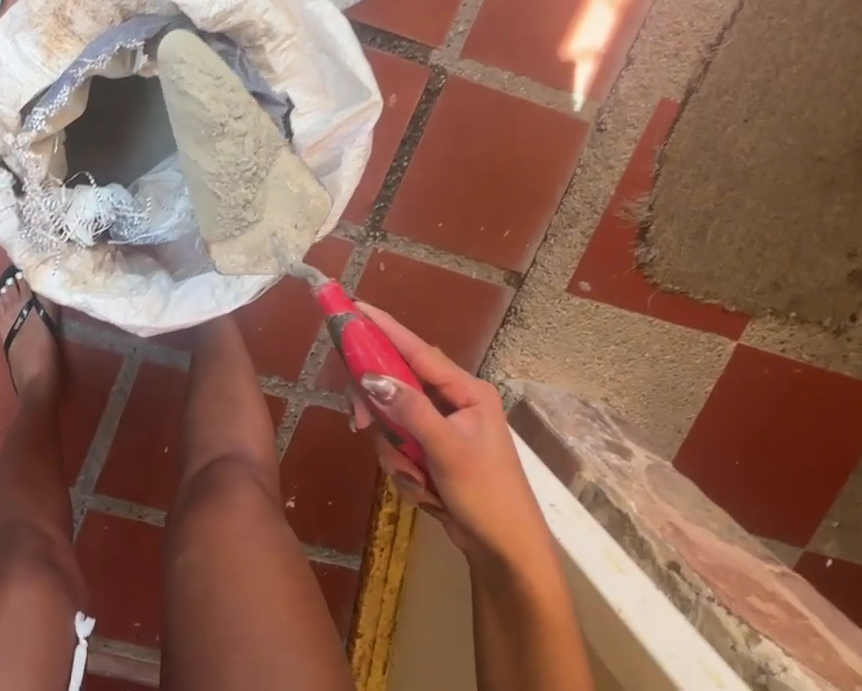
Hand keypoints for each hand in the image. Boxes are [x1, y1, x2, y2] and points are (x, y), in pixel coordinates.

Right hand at [348, 304, 550, 566]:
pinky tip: (426, 492)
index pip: (417, 350)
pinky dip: (403, 469)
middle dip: (380, 413)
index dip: (384, 329)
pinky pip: (398, 447)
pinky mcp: (432, 452)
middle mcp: (453, 402)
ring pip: (391, 421)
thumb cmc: (487, 496)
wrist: (507, 554)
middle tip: (359, 423)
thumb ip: (409, 410)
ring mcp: (441, 428)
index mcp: (466, 391)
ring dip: (397, 453)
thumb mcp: (447, 451)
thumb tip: (371, 377)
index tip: (353, 307)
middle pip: (396, 386)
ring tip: (419, 480)